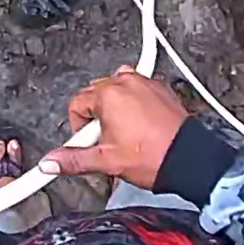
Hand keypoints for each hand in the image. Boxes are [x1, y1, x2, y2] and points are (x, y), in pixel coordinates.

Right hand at [40, 68, 187, 187]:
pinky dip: (136, 100)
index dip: (79, 126)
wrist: (193, 162)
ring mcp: (144, 83)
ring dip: (115, 104)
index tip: (89, 141)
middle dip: (97, 115)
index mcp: (108, 95)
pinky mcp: (160, 89)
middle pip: (95, 94)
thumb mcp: (108, 162)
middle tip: (108, 139)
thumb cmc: (155, 158)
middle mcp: (125, 82)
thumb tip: (50, 162)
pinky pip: (138, 88)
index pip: (76, 104)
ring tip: (125, 129)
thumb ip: (75, 159)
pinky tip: (141, 122)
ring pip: (116, 87)